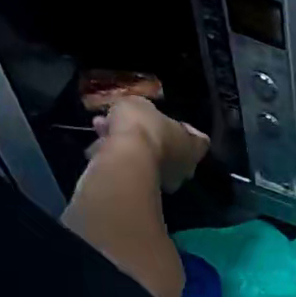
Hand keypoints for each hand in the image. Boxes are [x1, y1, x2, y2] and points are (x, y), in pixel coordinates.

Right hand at [91, 96, 208, 192]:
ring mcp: (162, 182)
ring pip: (144, 158)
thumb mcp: (139, 105)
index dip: (184, 130)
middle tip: (125, 121)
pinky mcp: (139, 191)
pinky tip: (96, 146)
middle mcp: (183, 168)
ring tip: (101, 127)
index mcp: (193, 147)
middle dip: (145, 135)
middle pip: (168, 149)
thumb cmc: (143, 127)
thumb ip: (140, 110)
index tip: (168, 121)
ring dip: (125, 143)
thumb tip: (132, 113)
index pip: (199, 140)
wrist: (125, 158)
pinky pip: (129, 169)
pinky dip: (115, 156)